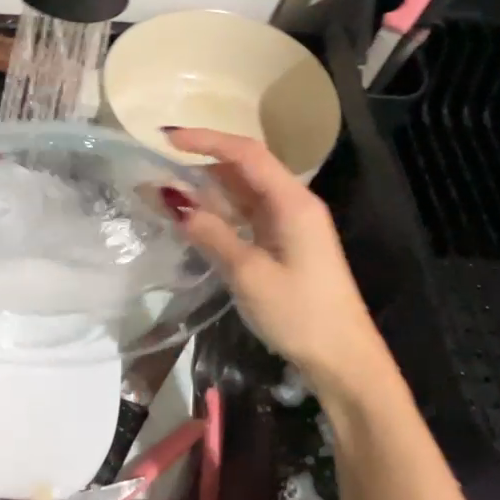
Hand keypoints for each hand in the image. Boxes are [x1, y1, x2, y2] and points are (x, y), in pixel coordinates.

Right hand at [161, 127, 398, 402]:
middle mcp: (293, 204)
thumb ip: (211, 233)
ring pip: (242, 193)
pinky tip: (191, 219)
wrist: (343, 359)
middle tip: (156, 169)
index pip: (245, 153)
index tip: (166, 139)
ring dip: (205, 189)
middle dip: (200, 164)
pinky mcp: (284, 245)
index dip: (206, 140)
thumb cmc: (300, 313)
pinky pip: (245, 215)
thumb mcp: (248, 273)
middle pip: (243, 168)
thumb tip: (173, 201)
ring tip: (164, 193)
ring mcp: (289, 225)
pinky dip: (217, 212)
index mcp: (292, 202)